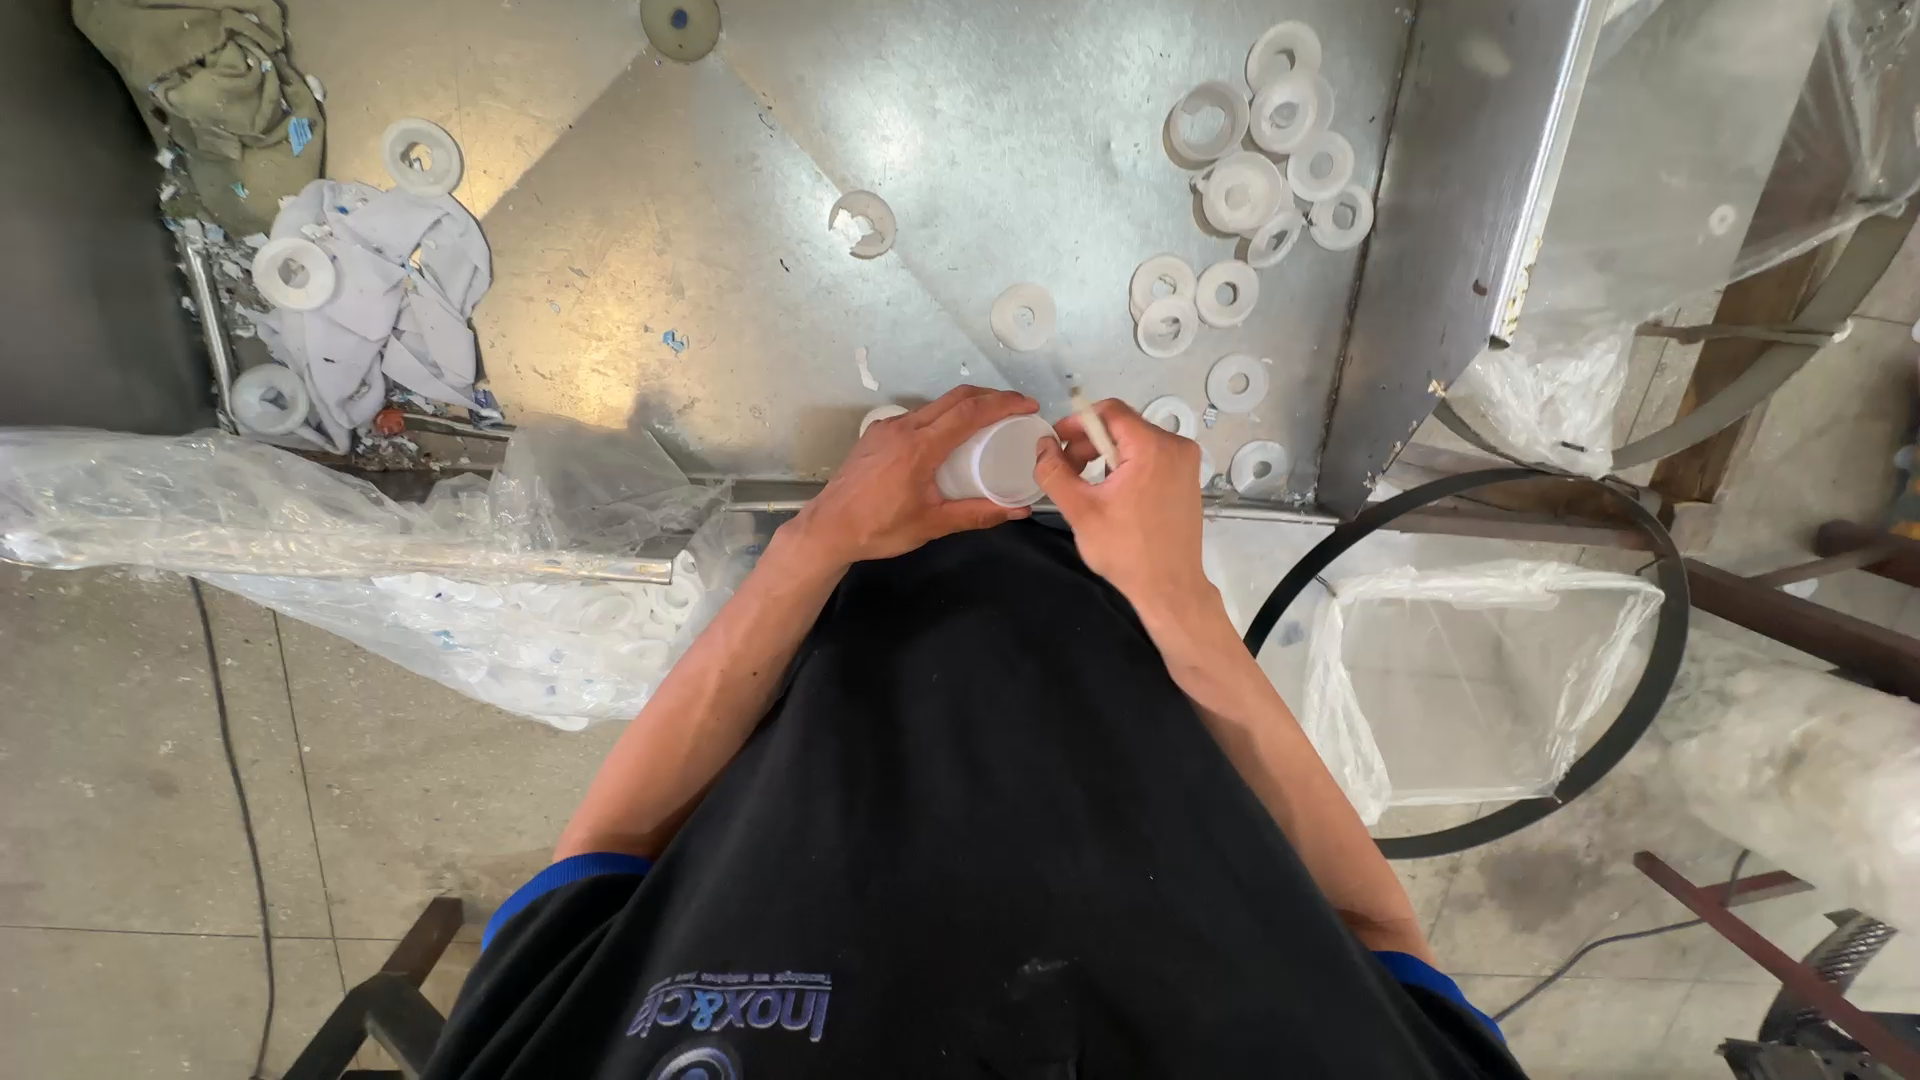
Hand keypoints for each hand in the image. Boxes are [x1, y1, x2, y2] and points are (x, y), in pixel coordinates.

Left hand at [785, 386, 1040, 567]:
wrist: (828, 529)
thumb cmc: (879, 529)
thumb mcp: (933, 525)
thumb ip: (977, 514)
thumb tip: (1018, 510)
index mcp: (919, 448)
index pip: (969, 412)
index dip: (1003, 404)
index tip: (1027, 406)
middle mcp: (903, 428)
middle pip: (955, 398)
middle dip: (990, 396)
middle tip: (1016, 407)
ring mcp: (887, 428)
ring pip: (934, 405)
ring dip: (965, 405)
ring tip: (988, 420)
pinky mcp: (876, 434)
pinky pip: (916, 417)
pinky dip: (941, 418)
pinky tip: (949, 437)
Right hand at [1033, 398, 1213, 618]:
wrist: (1169, 587)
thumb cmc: (1126, 551)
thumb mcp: (1080, 510)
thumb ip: (1054, 472)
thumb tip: (1043, 446)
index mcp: (1152, 448)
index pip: (1110, 411)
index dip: (1078, 421)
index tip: (1058, 441)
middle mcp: (1176, 447)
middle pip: (1123, 425)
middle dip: (1089, 441)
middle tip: (1067, 468)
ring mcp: (1186, 463)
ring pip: (1136, 441)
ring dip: (1106, 455)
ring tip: (1087, 484)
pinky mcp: (1187, 478)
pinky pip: (1151, 456)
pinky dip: (1127, 465)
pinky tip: (1111, 492)